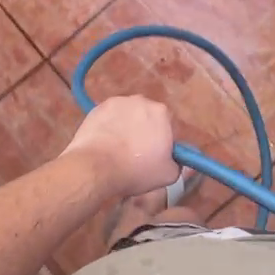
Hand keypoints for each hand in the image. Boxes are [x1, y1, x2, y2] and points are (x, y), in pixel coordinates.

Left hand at [60, 96, 177, 197]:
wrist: (96, 167)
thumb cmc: (136, 170)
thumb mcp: (169, 174)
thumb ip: (178, 163)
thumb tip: (175, 159)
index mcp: (162, 112)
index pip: (169, 125)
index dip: (165, 141)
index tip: (158, 155)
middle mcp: (141, 100)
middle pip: (147, 117)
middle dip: (145, 131)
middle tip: (138, 152)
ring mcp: (117, 102)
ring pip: (127, 116)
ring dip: (126, 127)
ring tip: (118, 148)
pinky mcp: (97, 107)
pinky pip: (109, 117)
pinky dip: (109, 126)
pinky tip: (105, 142)